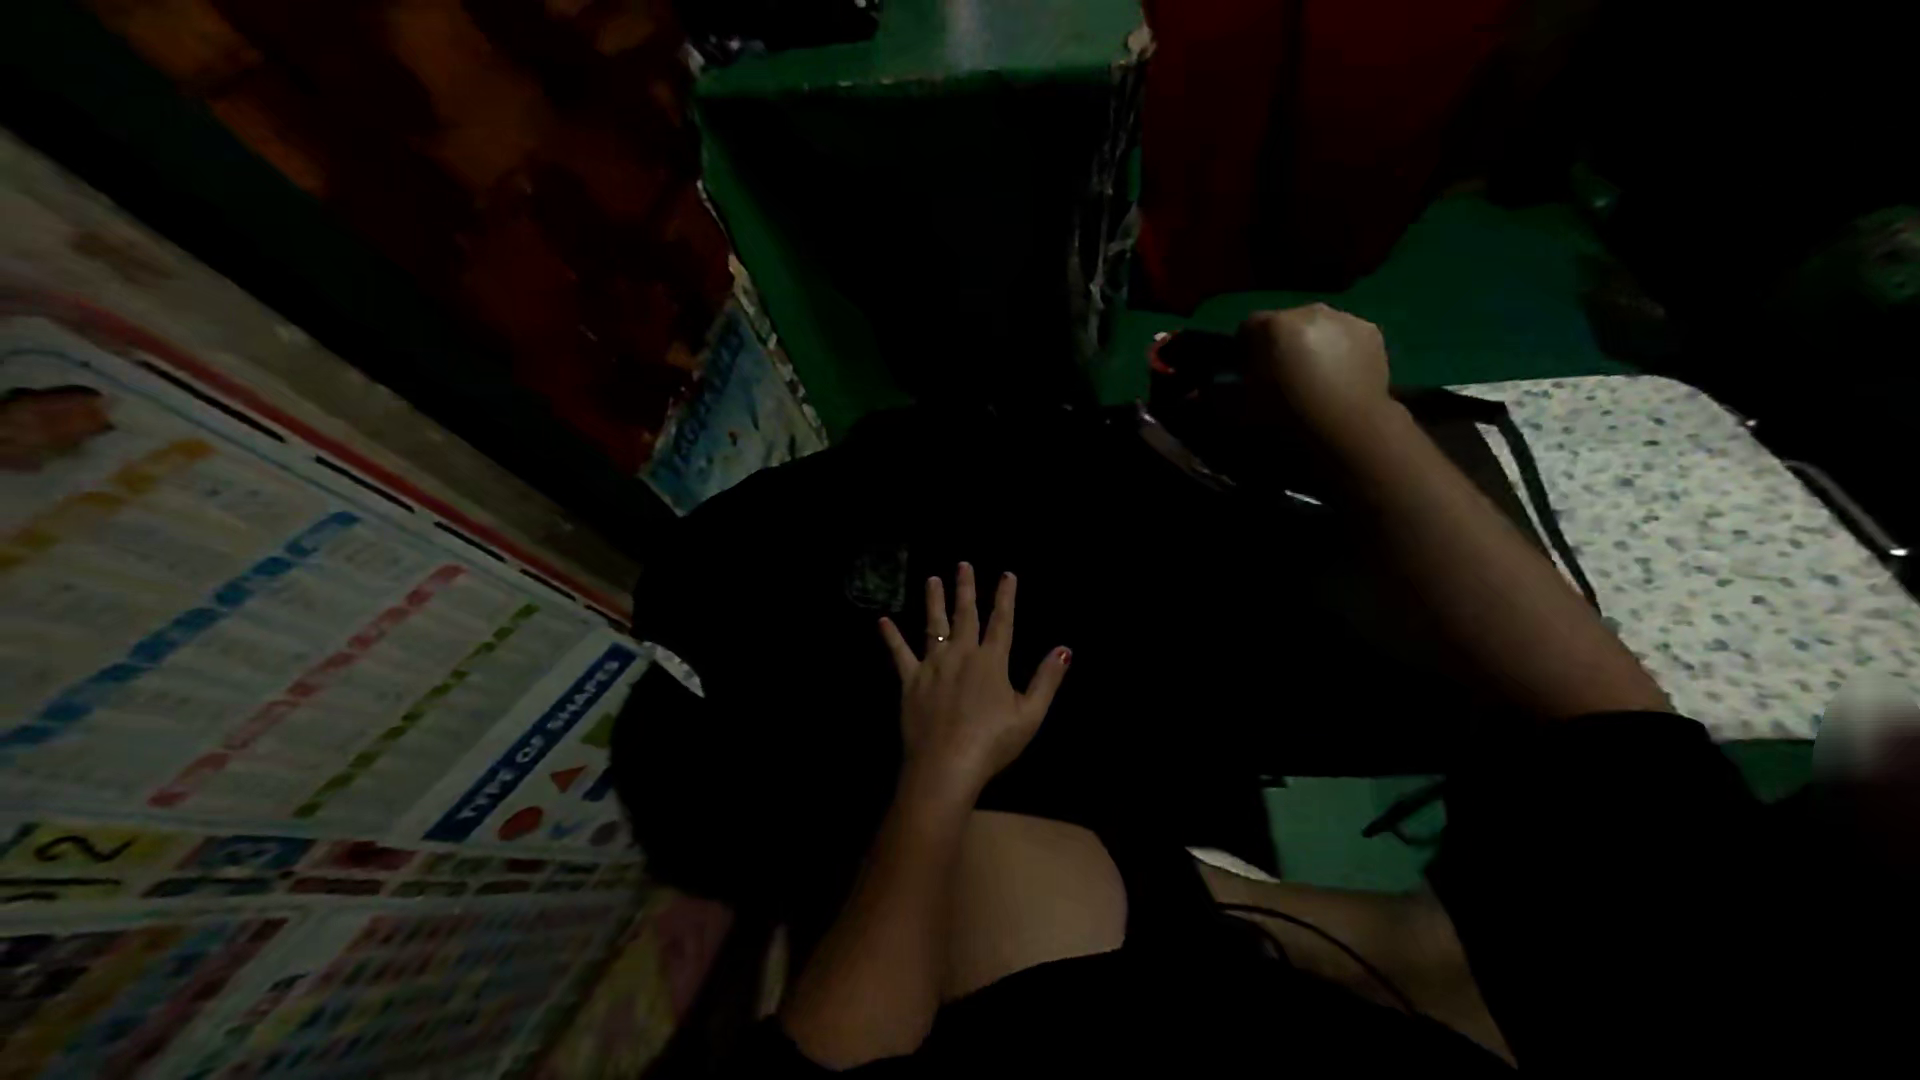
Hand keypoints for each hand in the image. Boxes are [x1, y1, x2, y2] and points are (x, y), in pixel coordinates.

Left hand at [879, 563, 1070, 802]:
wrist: (946, 764)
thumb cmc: (993, 742)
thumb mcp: (1031, 713)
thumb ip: (1047, 679)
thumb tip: (1065, 648)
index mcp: (991, 661)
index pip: (1002, 621)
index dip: (1006, 596)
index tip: (1007, 574)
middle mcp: (961, 654)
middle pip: (965, 615)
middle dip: (965, 588)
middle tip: (962, 564)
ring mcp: (933, 665)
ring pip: (933, 625)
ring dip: (933, 601)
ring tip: (931, 580)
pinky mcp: (910, 681)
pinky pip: (899, 654)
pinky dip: (891, 637)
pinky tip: (882, 620)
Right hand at [1239, 304, 1393, 435]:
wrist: (1348, 420)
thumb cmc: (1291, 409)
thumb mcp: (1248, 399)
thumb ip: (1235, 380)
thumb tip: (1224, 379)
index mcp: (1276, 324)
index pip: (1249, 324)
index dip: (1245, 345)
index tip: (1247, 365)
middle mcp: (1310, 311)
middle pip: (1286, 320)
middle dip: (1281, 339)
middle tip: (1284, 368)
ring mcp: (1344, 317)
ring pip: (1318, 323)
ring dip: (1311, 339)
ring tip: (1315, 370)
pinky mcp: (1370, 330)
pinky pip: (1345, 332)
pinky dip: (1339, 345)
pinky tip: (1340, 370)